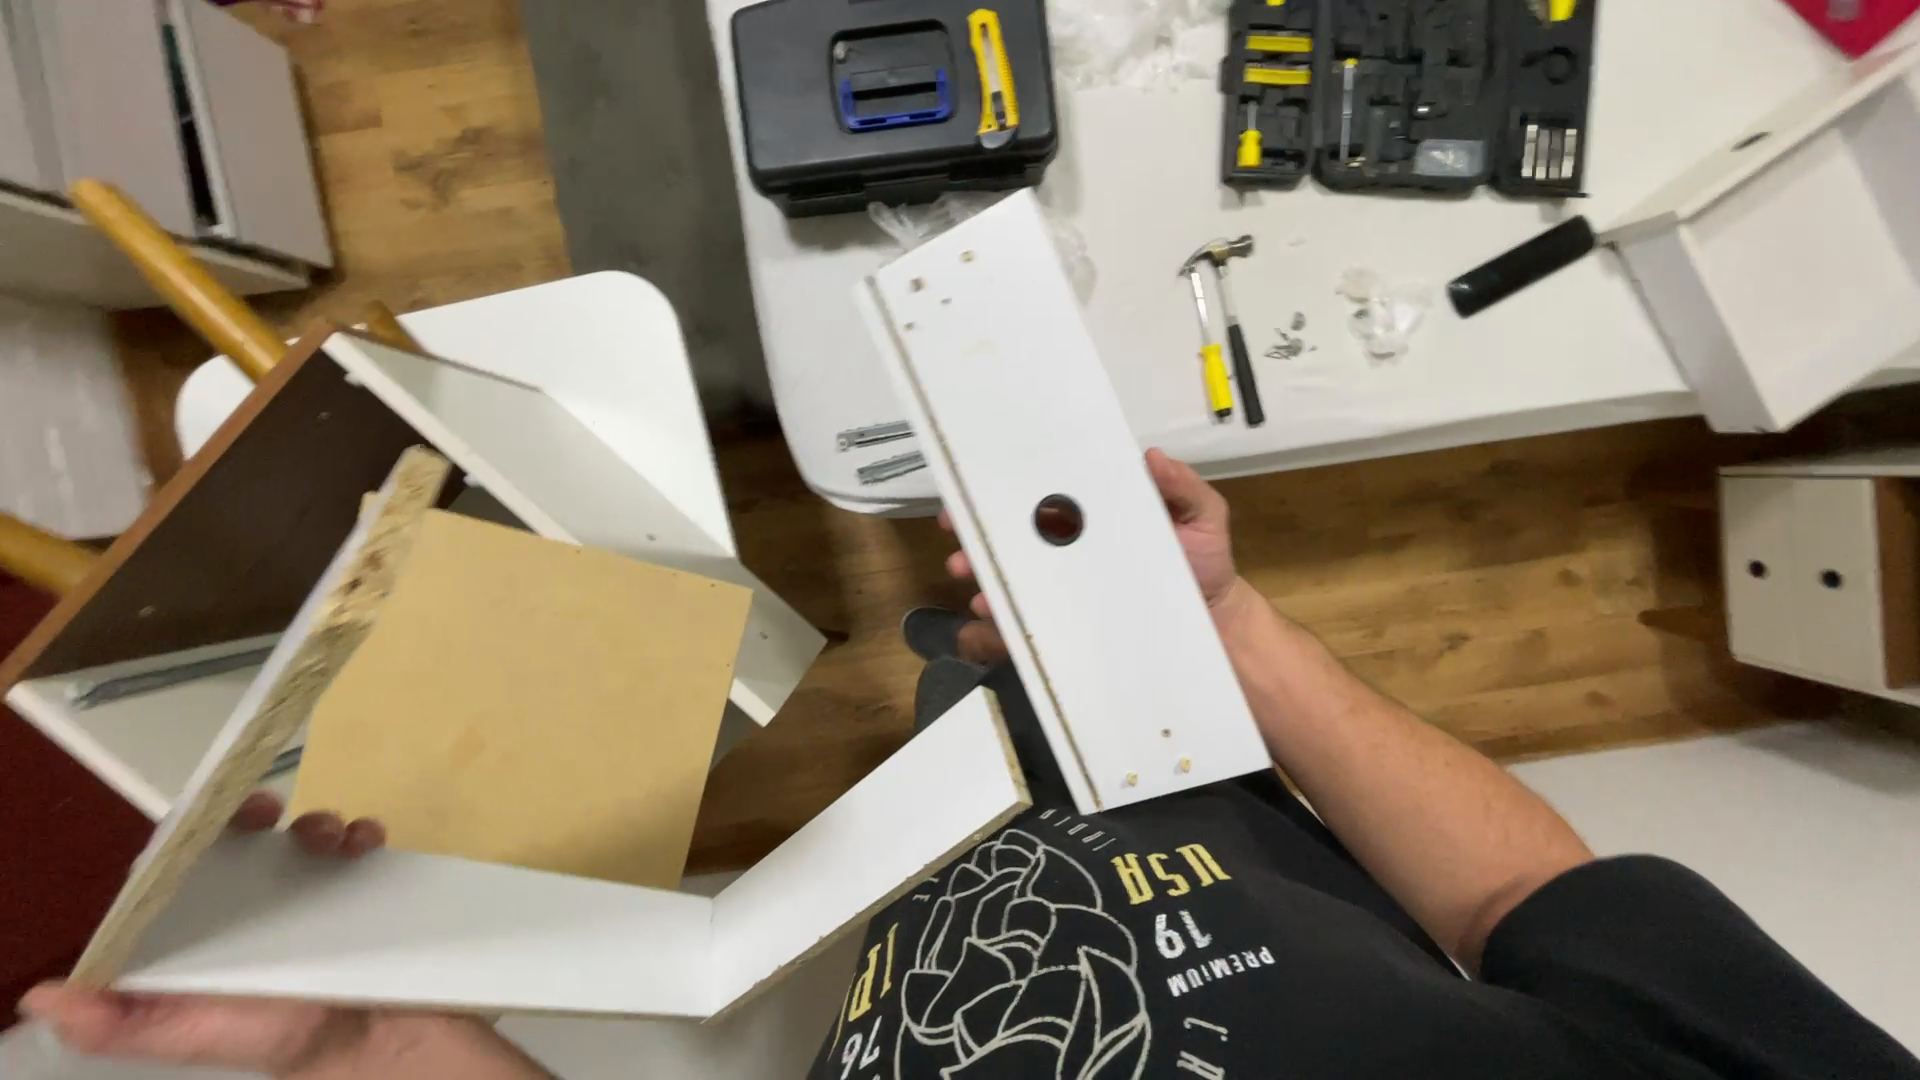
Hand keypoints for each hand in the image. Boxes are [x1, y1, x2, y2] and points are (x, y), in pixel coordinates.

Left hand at [22, 793, 392, 1076]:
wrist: (362, 1036)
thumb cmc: (269, 1033)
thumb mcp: (187, 1036)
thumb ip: (119, 1025)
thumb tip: (41, 993)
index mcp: (208, 927)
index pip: (186, 871)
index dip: (189, 838)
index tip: (203, 818)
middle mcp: (258, 900)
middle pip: (249, 840)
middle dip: (255, 814)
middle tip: (267, 809)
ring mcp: (315, 887)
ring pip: (308, 832)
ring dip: (317, 821)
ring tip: (330, 838)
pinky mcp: (363, 881)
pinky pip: (363, 842)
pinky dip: (364, 831)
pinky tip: (364, 844)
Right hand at [939, 448, 1244, 663]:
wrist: (1212, 623)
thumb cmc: (1204, 563)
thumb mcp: (1204, 518)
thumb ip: (1182, 489)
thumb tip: (1150, 456)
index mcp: (1096, 512)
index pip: (1048, 492)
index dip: (1012, 486)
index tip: (978, 483)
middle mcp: (1074, 543)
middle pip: (1017, 531)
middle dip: (979, 529)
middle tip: (955, 530)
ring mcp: (1068, 581)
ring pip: (1015, 570)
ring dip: (983, 569)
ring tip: (965, 571)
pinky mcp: (1069, 616)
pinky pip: (1029, 611)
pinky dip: (1002, 611)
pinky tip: (987, 610)